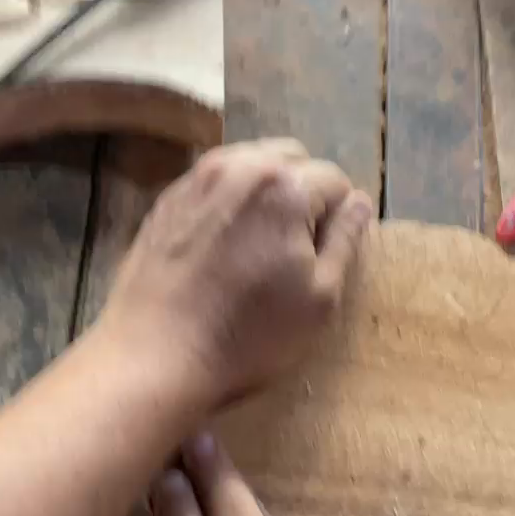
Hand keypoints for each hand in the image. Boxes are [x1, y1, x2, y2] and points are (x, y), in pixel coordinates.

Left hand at [101, 139, 374, 406]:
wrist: (155, 355)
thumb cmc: (248, 336)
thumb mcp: (319, 299)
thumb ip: (346, 242)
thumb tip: (359, 202)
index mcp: (285, 186)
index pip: (335, 181)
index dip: (339, 220)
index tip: (322, 259)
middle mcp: (239, 166)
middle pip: (292, 160)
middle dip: (303, 195)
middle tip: (293, 250)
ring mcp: (195, 180)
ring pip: (249, 166)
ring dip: (265, 195)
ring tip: (257, 248)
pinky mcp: (164, 201)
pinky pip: (212, 186)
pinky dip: (228, 205)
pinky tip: (221, 250)